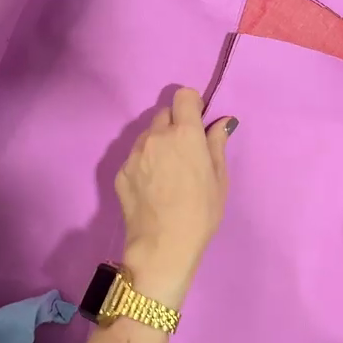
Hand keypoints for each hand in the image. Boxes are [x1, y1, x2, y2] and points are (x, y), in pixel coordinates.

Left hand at [116, 88, 234, 306]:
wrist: (162, 247)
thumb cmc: (200, 213)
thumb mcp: (219, 179)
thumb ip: (217, 144)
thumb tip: (221, 122)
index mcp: (185, 133)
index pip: (183, 95)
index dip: (192, 104)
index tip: (197, 120)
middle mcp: (157, 136)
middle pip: (164, 113)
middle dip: (175, 124)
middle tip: (184, 150)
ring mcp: (135, 153)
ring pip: (147, 134)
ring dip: (158, 142)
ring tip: (166, 171)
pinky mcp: (120, 172)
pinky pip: (135, 156)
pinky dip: (144, 162)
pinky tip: (152, 186)